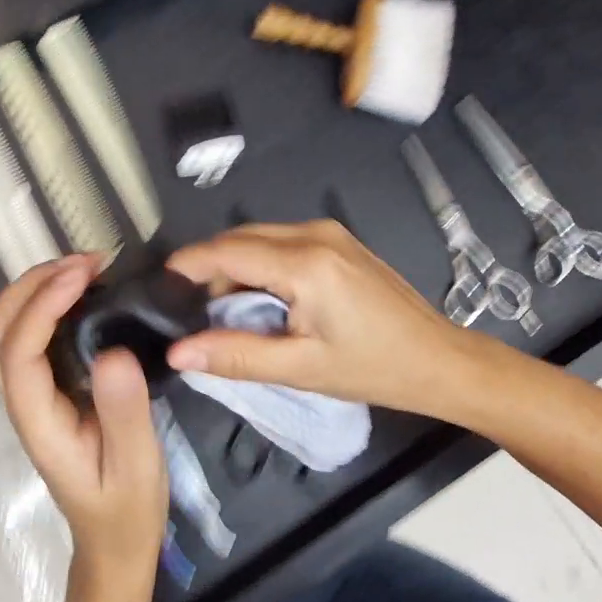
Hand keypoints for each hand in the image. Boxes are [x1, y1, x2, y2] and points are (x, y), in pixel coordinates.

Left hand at [0, 254, 168, 578]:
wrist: (112, 540)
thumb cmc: (125, 508)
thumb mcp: (137, 467)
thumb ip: (124, 414)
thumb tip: (114, 352)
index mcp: (37, 420)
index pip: (18, 351)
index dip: (43, 305)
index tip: (85, 274)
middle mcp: (21, 400)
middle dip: (32, 283)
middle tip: (88, 263)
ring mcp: (28, 392)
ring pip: (5, 326)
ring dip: (37, 286)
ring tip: (89, 267)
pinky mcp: (44, 386)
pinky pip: (28, 332)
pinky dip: (47, 299)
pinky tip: (86, 290)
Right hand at [166, 221, 487, 416]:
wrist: (440, 360)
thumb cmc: (373, 369)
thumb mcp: (301, 369)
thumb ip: (235, 356)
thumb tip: (177, 354)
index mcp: (304, 264)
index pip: (226, 251)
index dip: (188, 264)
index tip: (160, 284)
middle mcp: (314, 234)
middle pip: (239, 239)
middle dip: (211, 269)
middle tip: (195, 312)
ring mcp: (329, 232)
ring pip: (259, 238)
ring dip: (236, 268)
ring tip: (231, 314)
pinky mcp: (337, 240)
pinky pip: (281, 242)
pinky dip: (260, 265)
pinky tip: (265, 301)